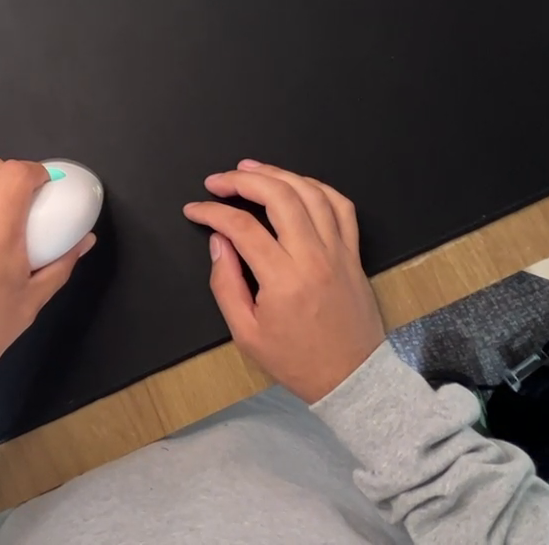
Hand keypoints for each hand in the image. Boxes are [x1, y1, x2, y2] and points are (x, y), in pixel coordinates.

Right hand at [183, 159, 385, 402]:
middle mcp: (313, 257)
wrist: (353, 381)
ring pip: (309, 192)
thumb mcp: (245, 333)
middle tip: (218, 180)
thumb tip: (218, 240)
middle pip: (278, 196)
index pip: (242, 226)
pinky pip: (340, 205)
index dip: (212, 211)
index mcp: (283, 279)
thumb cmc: (295, 360)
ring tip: (249, 168)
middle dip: (242, 179)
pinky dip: (315, 186)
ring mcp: (339, 251)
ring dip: (276, 173)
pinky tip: (293, 183)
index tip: (194, 209)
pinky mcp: (354, 252)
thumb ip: (225, 283)